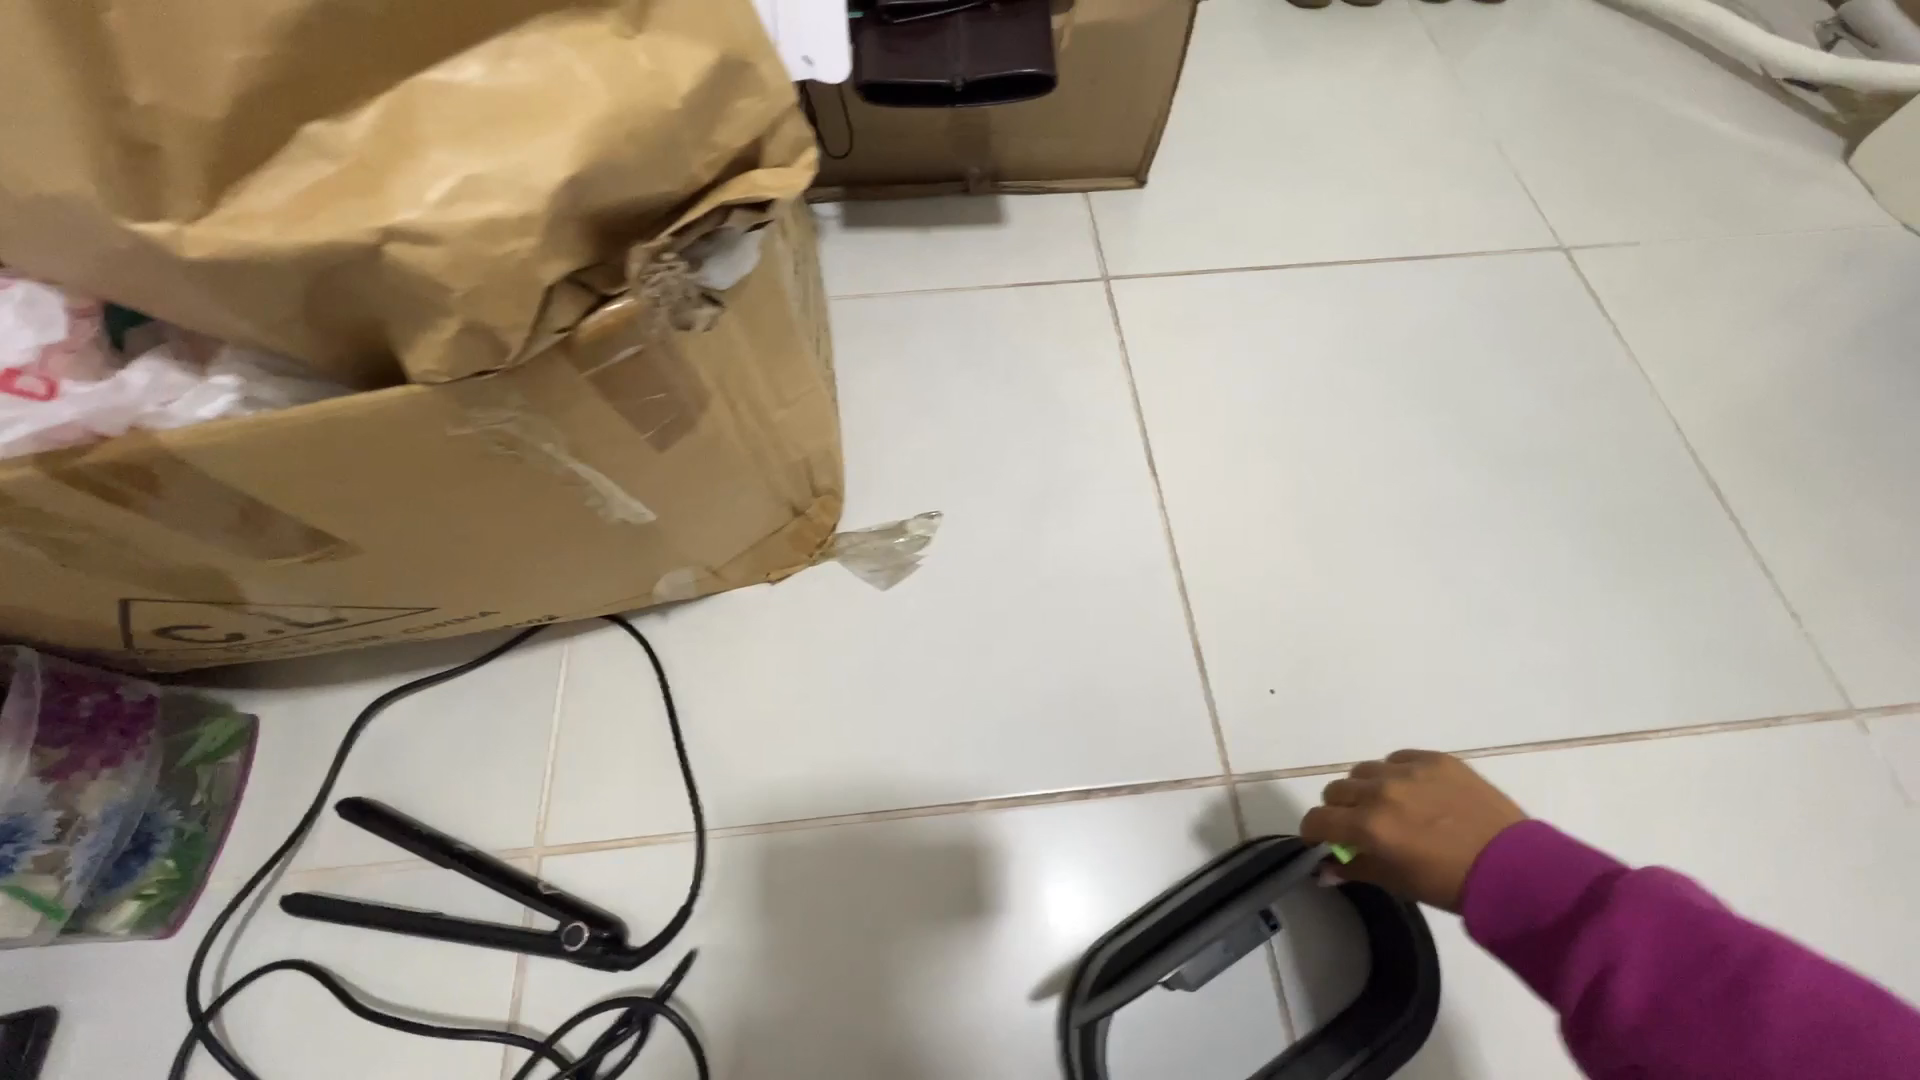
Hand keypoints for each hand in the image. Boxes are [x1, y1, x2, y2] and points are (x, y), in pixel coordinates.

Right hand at [1299, 749, 1526, 911]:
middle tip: (1364, 826)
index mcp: (1368, 827)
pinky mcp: (1434, 759)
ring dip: (1368, 789)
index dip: (1315, 831)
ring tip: (1393, 806)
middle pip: (1336, 791)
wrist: (1519, 869)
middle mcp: (1380, 793)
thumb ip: (1355, 869)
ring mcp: (1407, 771)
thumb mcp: (1398, 883)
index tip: (1324, 839)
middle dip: (1342, 810)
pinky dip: (1397, 773)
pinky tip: (1417, 792)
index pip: (1316, 819)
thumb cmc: (1453, 884)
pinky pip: (1398, 759)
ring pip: (1364, 771)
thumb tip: (1324, 869)